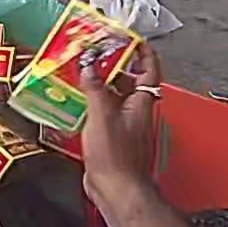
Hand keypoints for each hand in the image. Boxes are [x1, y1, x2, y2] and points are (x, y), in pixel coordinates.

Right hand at [81, 44, 160, 210]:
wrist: (116, 188)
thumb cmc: (116, 156)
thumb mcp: (101, 115)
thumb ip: (95, 88)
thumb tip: (90, 65)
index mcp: (141, 102)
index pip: (148, 68)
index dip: (141, 51)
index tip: (129, 38)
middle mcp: (136, 111)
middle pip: (129, 80)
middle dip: (114, 65)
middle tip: (96, 53)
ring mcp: (125, 124)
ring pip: (115, 95)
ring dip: (101, 83)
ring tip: (83, 73)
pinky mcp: (112, 136)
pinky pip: (104, 111)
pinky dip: (93, 102)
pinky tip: (79, 101)